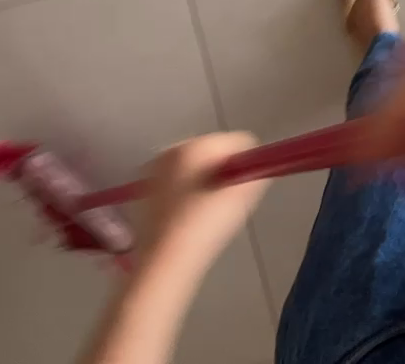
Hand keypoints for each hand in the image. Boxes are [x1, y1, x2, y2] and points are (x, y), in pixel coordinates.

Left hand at [134, 132, 267, 270]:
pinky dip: (188, 195)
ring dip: (206, 183)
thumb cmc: (204, 226)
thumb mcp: (242, 195)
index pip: (237, 141)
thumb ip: (256, 172)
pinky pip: (179, 183)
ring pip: (196, 168)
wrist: (164, 262)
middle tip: (224, 203)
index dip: (245, 165)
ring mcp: (156, 170)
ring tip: (206, 214)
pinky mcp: (147, 191)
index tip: (243, 188)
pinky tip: (190, 219)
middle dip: (223, 172)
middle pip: (214, 151)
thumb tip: (257, 167)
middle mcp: (172, 150)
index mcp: (195, 144)